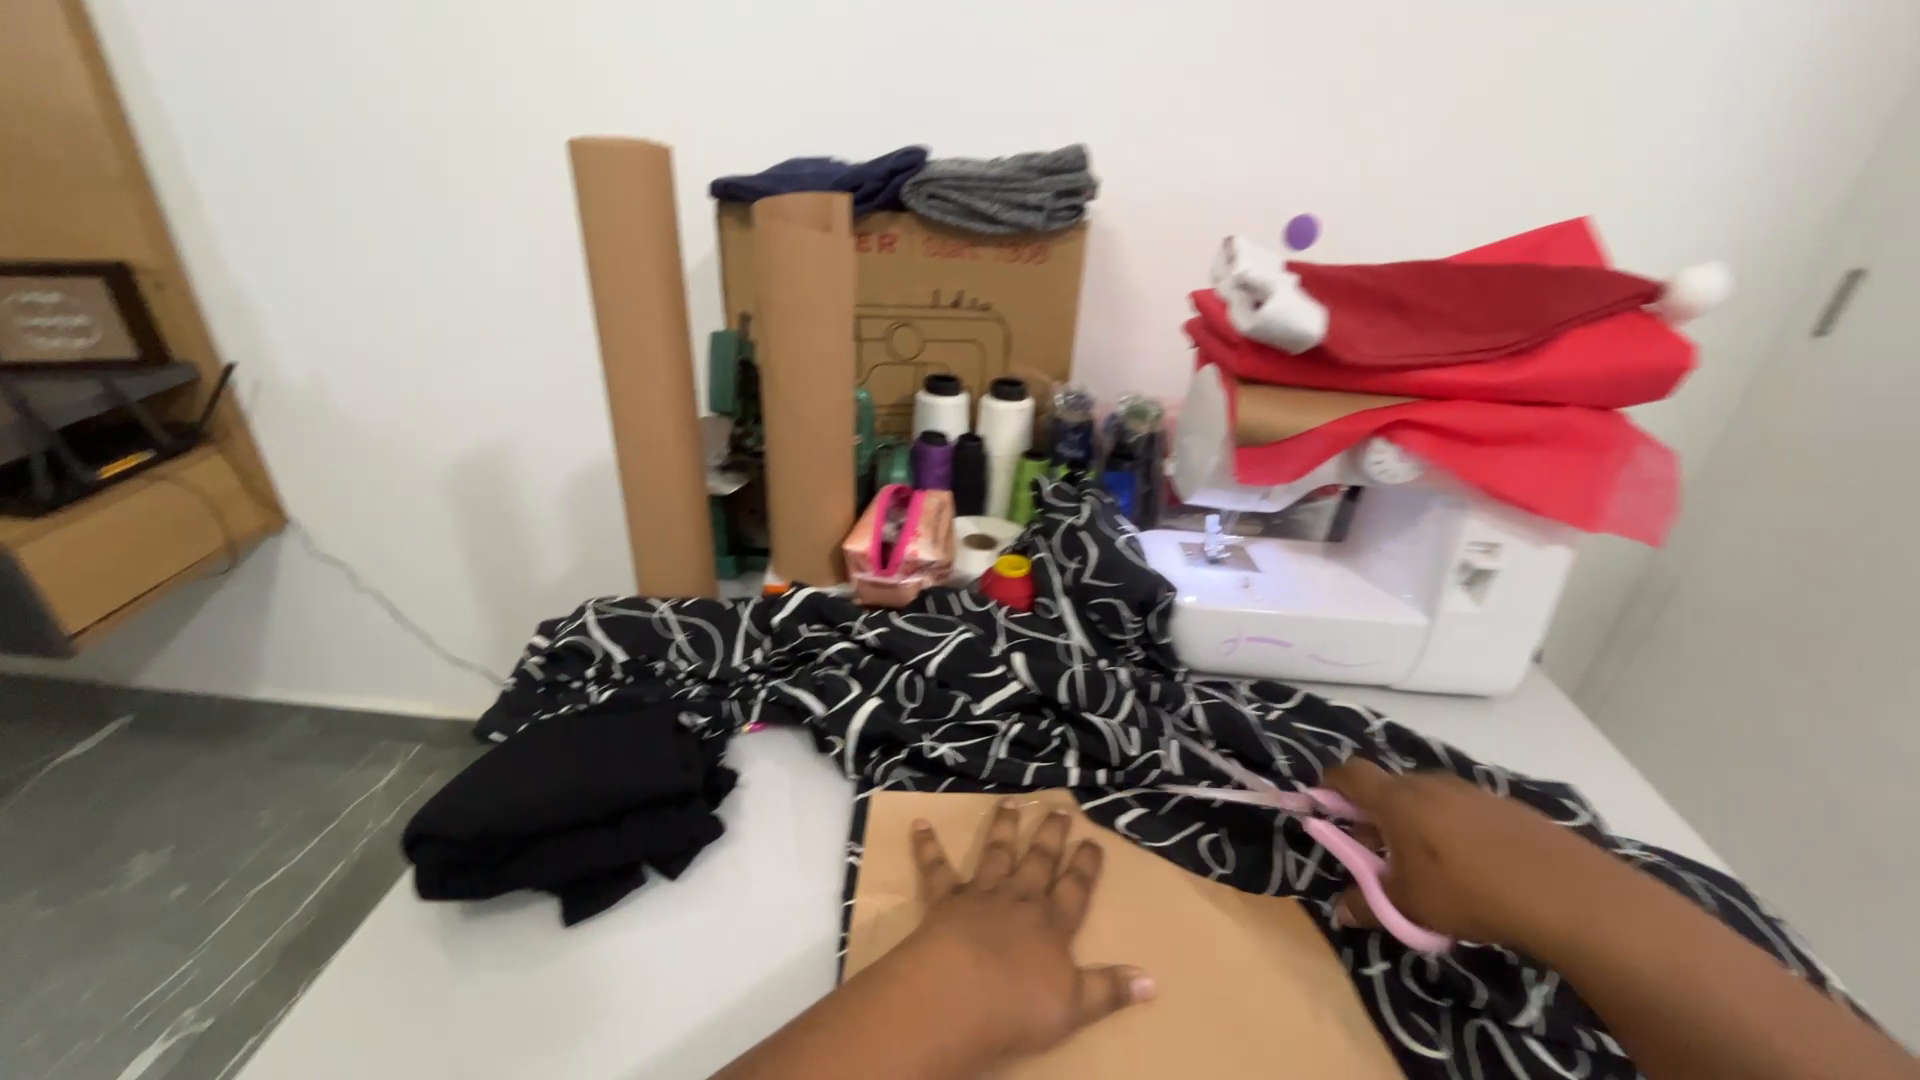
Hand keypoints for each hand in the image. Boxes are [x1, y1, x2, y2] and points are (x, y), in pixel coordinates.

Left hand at [887, 799, 1154, 1064]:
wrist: (959, 994)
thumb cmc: (1018, 1005)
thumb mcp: (1075, 1005)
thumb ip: (1110, 990)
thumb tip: (1152, 982)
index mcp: (1052, 922)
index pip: (1076, 886)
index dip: (1086, 863)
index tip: (1093, 838)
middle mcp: (1020, 898)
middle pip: (1039, 859)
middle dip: (1051, 834)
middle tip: (1059, 807)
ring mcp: (982, 894)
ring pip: (996, 852)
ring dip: (1002, 827)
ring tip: (1009, 802)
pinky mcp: (945, 899)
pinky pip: (936, 867)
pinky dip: (927, 845)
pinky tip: (919, 824)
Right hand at [1322, 759, 1625, 949]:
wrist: (1567, 893)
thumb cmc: (1468, 892)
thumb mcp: (1409, 906)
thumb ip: (1368, 905)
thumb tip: (1341, 913)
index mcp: (1395, 799)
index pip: (1349, 774)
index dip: (1330, 783)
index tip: (1322, 803)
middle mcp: (1428, 785)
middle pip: (1388, 788)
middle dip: (1374, 815)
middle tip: (1376, 851)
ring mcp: (1471, 791)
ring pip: (1427, 799)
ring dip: (1415, 822)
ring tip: (1425, 864)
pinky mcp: (1507, 806)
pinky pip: (1463, 810)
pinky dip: (1453, 829)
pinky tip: (1471, 867)